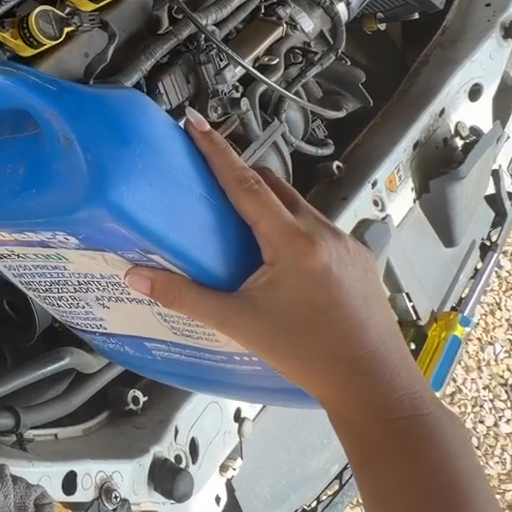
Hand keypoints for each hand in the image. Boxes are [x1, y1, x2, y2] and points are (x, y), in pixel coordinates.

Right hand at [125, 109, 433, 421]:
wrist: (377, 389)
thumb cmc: (307, 355)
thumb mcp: (237, 323)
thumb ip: (183, 296)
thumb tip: (133, 276)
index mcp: (292, 242)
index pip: (245, 183)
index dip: (216, 150)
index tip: (195, 122)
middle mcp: (322, 234)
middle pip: (274, 184)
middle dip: (239, 170)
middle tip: (206, 167)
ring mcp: (346, 245)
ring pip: (297, 203)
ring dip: (265, 196)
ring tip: (235, 211)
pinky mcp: (358, 260)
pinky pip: (314, 224)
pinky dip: (287, 219)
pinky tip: (273, 246)